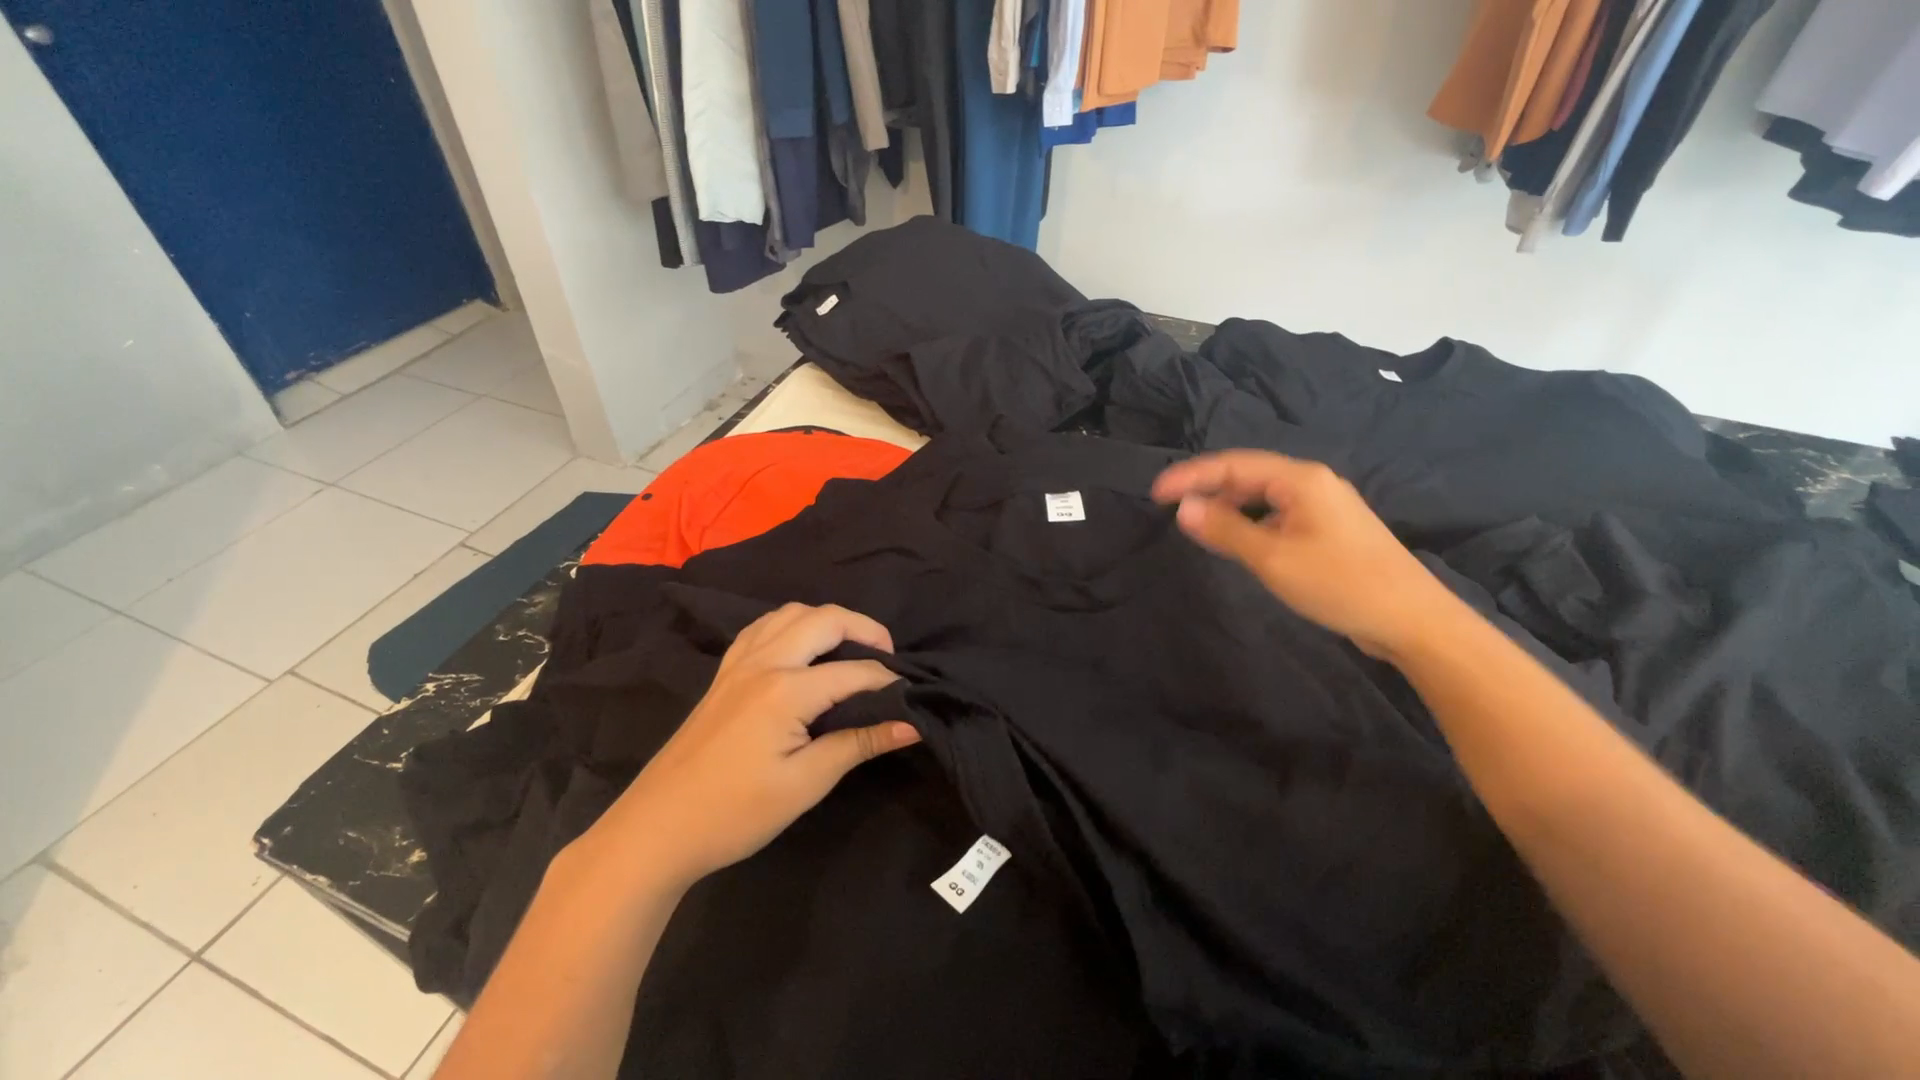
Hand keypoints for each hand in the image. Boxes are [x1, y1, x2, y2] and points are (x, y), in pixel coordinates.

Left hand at [580, 603, 921, 889]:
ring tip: (851, 649)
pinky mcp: (722, 675)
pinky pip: (762, 628)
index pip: (854, 672)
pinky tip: (802, 652)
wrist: (659, 828)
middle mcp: (763, 662)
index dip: (889, 683)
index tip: (913, 700)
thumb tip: (910, 724)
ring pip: (789, 614)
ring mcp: (737, 664)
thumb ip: (858, 744)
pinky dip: (792, 626)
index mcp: (786, 689)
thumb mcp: (805, 784)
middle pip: (823, 619)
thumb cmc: (736, 812)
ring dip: (827, 621)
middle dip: (865, 629)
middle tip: (890, 657)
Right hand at [1153, 451, 1466, 659]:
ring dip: (1230, 507)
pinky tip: (1240, 543)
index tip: (1155, 493)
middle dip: (1208, 489)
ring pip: (1264, 497)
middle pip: (1248, 476)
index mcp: (1300, 479)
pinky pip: (1279, 515)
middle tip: (1172, 510)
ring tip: (1199, 527)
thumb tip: (1184, 507)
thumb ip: (1225, 530)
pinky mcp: (1331, 531)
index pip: (1232, 465)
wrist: (1411, 619)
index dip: (1191, 476)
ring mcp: (1325, 507)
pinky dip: (1252, 523)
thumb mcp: (1272, 558)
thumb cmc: (1339, 583)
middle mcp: (1313, 484)